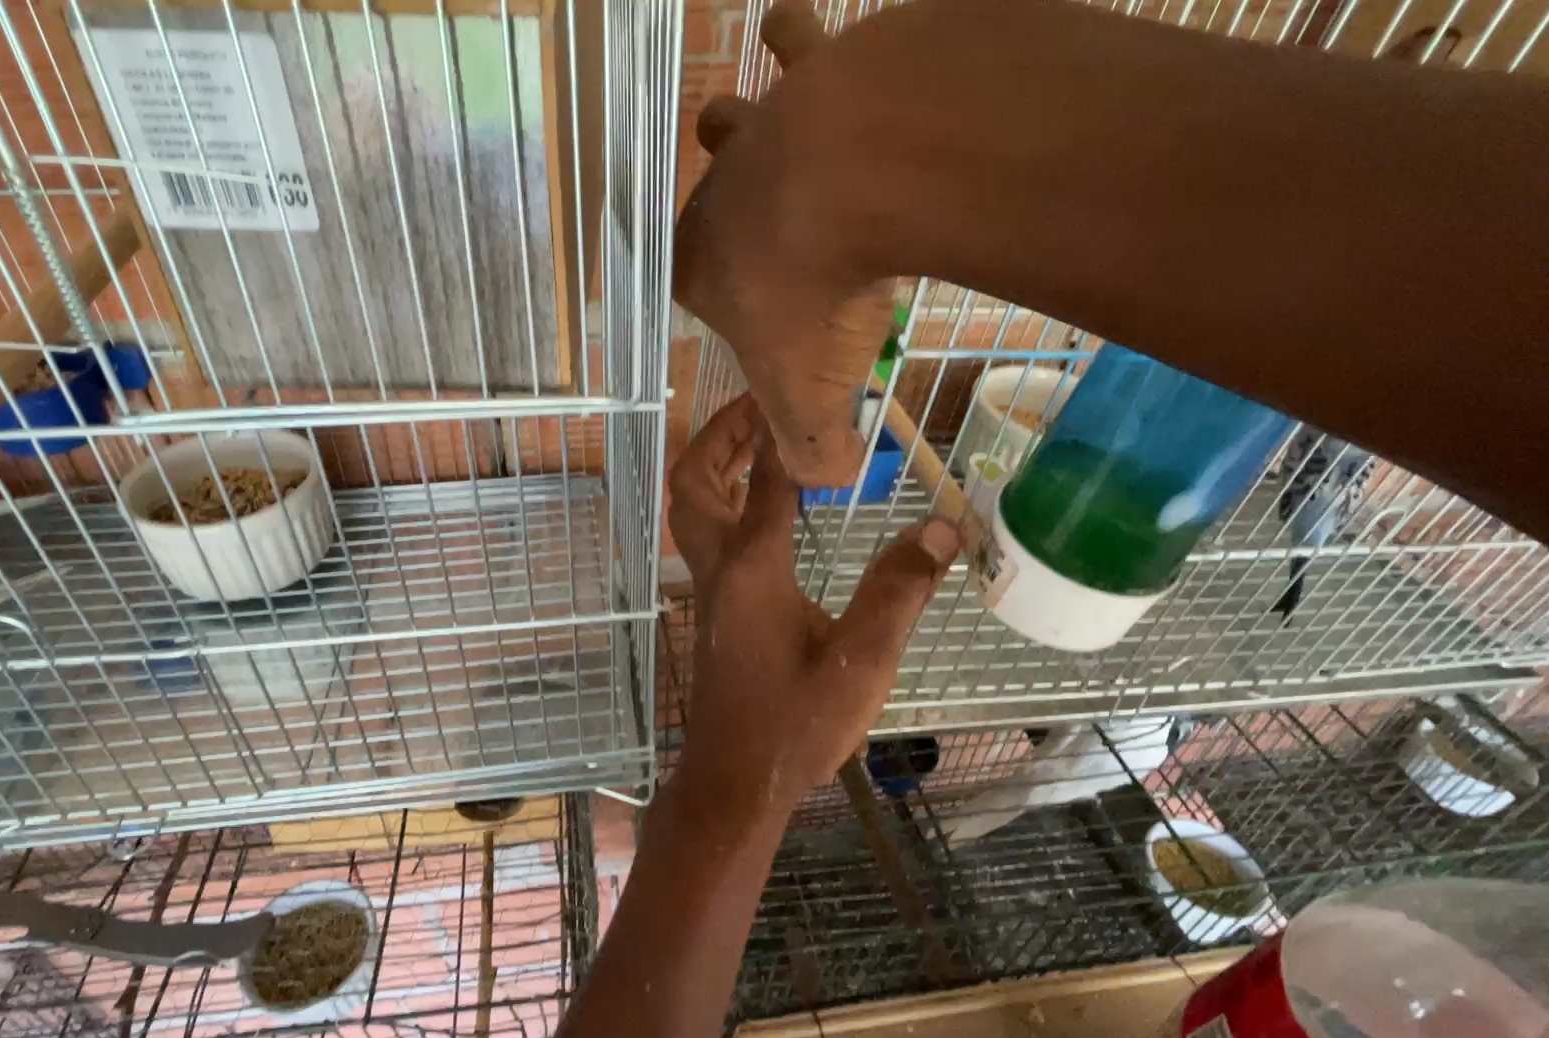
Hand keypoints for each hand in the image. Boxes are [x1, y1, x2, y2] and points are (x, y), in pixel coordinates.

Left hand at [667, 396, 959, 819]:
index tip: (811, 395)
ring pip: (692, 510)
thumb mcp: (861, 663)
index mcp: (753, 569)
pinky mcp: (715, 613)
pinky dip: (724, 504)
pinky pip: (707, 537)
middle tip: (761, 406)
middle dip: (720, 434)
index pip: (765, 478)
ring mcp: (710, 592)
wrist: (735, 782)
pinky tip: (765, 515)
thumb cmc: (795, 726)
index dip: (785, 430)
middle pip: (694, 482)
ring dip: (716, 467)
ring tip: (761, 442)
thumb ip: (899, 591)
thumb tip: (942, 525)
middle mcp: (720, 570)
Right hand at [673, 3, 895, 486]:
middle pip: (708, 199)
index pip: (692, 283)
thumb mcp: (811, 400)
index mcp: (701, 266)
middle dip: (726, 214)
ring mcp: (764, 128)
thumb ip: (811, 452)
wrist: (856, 178)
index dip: (715, 301)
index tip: (755, 318)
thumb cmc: (815, 297)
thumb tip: (828, 482)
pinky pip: (795, 40)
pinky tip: (800, 30)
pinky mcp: (818, 73)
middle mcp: (719, 193)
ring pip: (735, 113)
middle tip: (773, 233)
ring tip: (767, 120)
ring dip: (744, 120)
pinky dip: (797, 37)